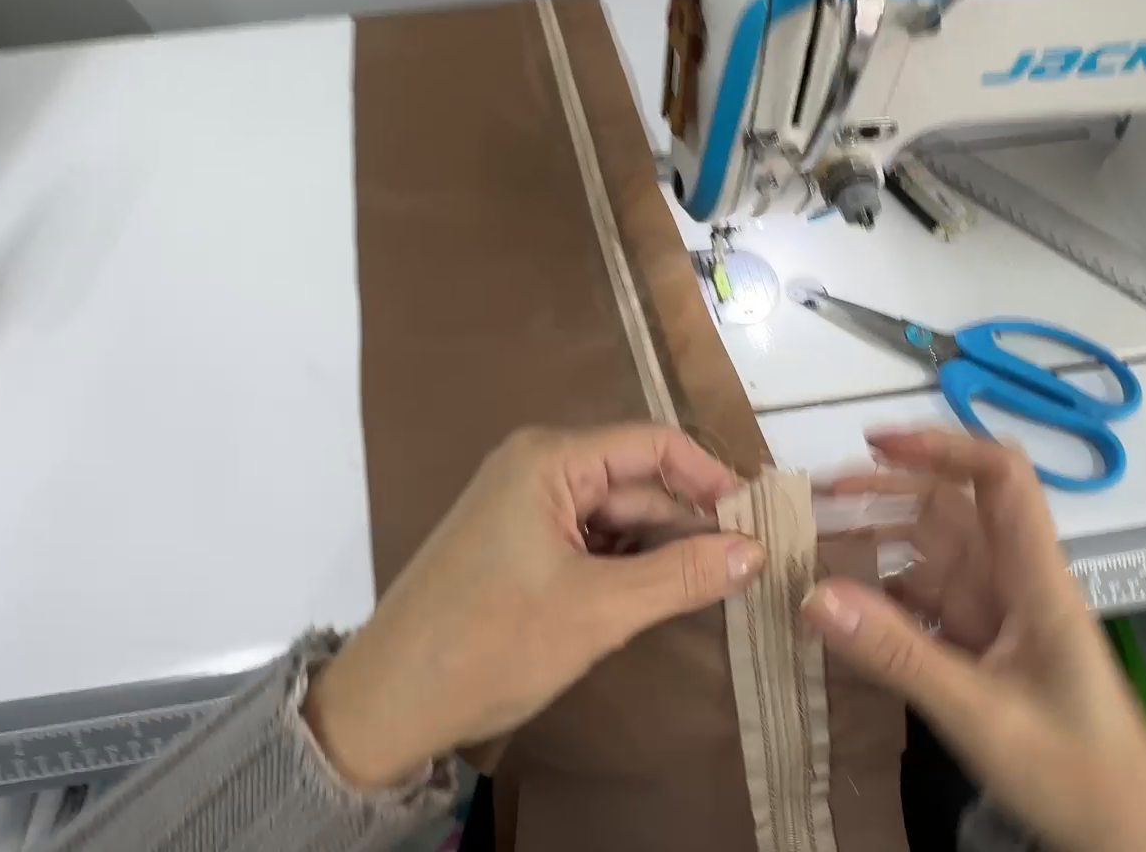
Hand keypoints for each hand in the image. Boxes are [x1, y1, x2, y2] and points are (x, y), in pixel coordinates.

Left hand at [304, 425, 765, 787]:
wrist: (389, 701)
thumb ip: (680, 575)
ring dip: (657, 546)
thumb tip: (754, 551)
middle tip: (746, 564)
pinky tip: (656, 591)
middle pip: (634, 479)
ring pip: (613, 512)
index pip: (651, 444)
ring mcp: (524, 502)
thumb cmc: (490, 643)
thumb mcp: (597, 610)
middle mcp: (536, 465)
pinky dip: (624, 561)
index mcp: (548, 458)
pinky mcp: (519, 538)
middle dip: (686, 520)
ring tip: (711, 583)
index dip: (708, 477)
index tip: (756, 519)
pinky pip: (588, 536)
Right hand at [801, 428, 1145, 851]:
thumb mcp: (983, 715)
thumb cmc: (1079, 774)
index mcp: (1034, 576)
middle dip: (884, 488)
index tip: (875, 444)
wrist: (1127, 844)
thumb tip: (814, 595)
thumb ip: (898, 655)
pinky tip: (838, 601)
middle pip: (948, 505)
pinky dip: (877, 590)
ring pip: (926, 550)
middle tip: (816, 496)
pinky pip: (918, 598)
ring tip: (812, 538)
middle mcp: (1010, 579)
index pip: (999, 478)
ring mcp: (991, 611)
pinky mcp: (975, 643)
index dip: (942, 445)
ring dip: (873, 537)